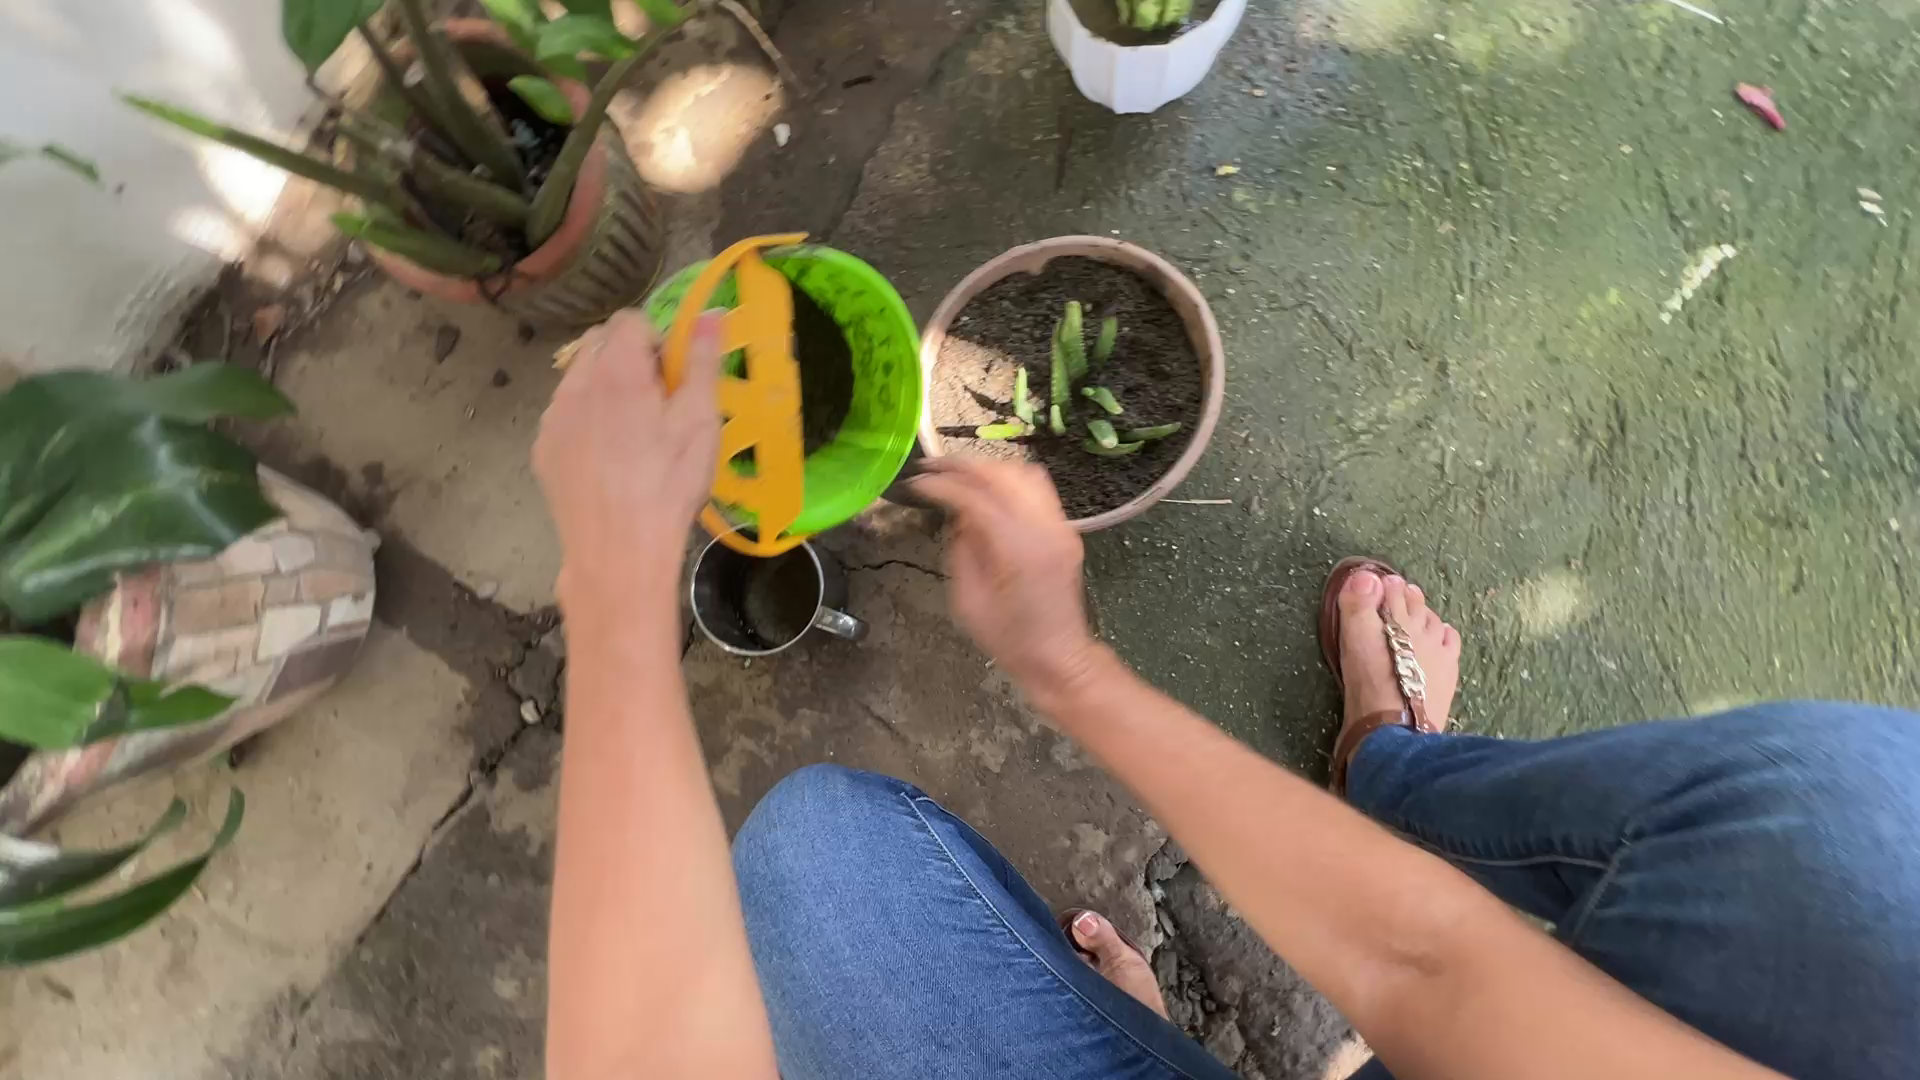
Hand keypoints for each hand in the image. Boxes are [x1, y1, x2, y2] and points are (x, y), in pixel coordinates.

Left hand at [533, 309, 724, 616]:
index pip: (631, 319)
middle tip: (661, 404)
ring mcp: (553, 417)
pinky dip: (588, 420)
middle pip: (601, 343)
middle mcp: (576, 383)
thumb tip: (711, 312)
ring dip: (608, 388)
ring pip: (580, 379)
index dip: (659, 340)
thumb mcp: (700, 421)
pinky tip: (611, 459)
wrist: (620, 550)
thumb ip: (703, 361)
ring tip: (636, 435)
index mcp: (618, 370)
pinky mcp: (543, 449)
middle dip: (632, 359)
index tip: (676, 377)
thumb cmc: (670, 484)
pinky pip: (566, 415)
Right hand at [910, 457, 1103, 695]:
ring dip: (989, 468)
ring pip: (1024, 472)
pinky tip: (989, 490)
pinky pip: (1038, 488)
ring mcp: (1060, 525)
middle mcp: (1044, 527)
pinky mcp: (1065, 529)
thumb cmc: (1008, 638)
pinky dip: (1010, 480)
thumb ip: (961, 549)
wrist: (1058, 656)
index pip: (974, 497)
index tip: (916, 482)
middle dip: (963, 465)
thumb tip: (957, 515)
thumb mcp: (967, 600)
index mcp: (1017, 548)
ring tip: (959, 475)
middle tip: (932, 467)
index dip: (941, 485)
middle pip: (1001, 474)